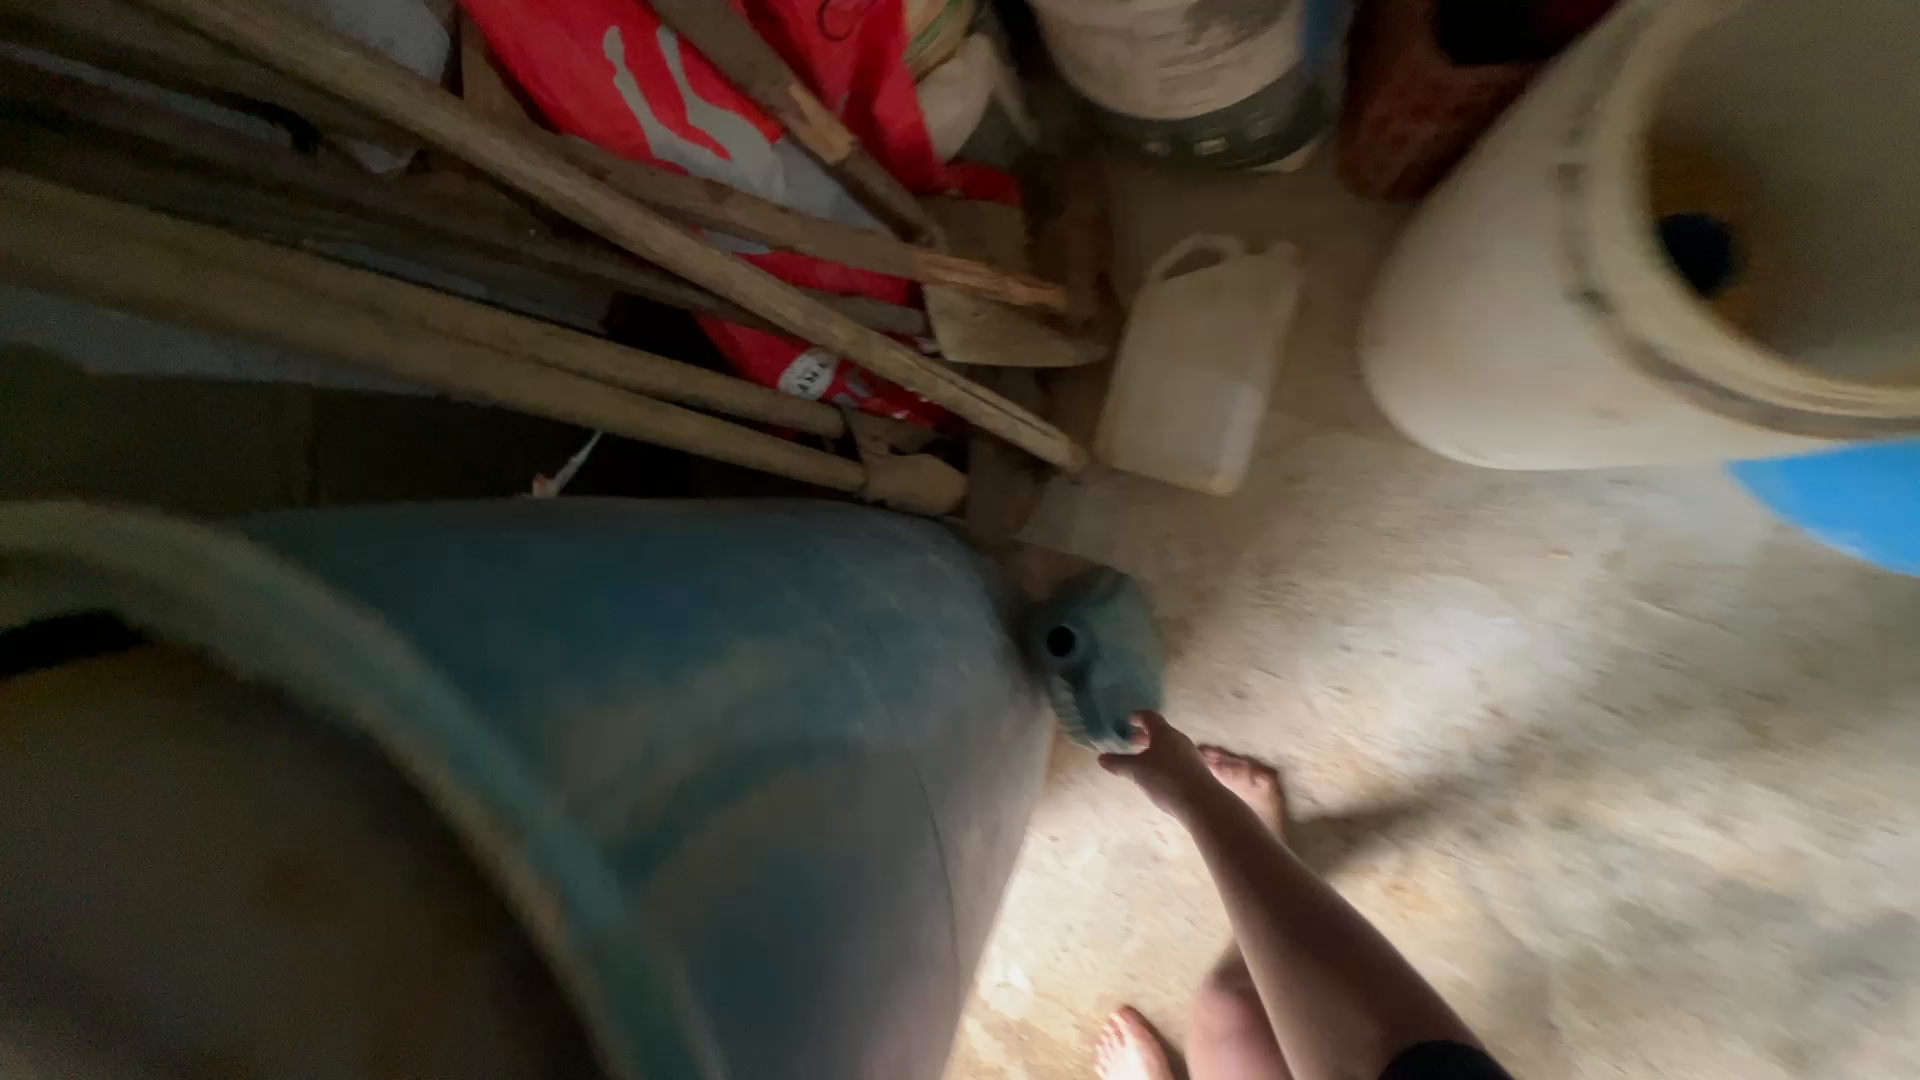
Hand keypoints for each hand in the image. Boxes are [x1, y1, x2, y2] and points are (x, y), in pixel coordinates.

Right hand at [1099, 711, 1219, 819]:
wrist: (1202, 802)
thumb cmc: (1165, 779)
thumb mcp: (1136, 771)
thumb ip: (1119, 763)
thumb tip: (1101, 758)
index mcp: (1163, 733)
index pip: (1149, 717)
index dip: (1138, 717)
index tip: (1130, 719)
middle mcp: (1179, 739)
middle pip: (1160, 732)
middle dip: (1145, 736)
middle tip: (1132, 741)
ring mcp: (1190, 755)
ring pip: (1169, 746)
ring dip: (1155, 749)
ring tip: (1143, 760)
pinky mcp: (1197, 770)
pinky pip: (1177, 759)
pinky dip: (1165, 761)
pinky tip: (1159, 776)